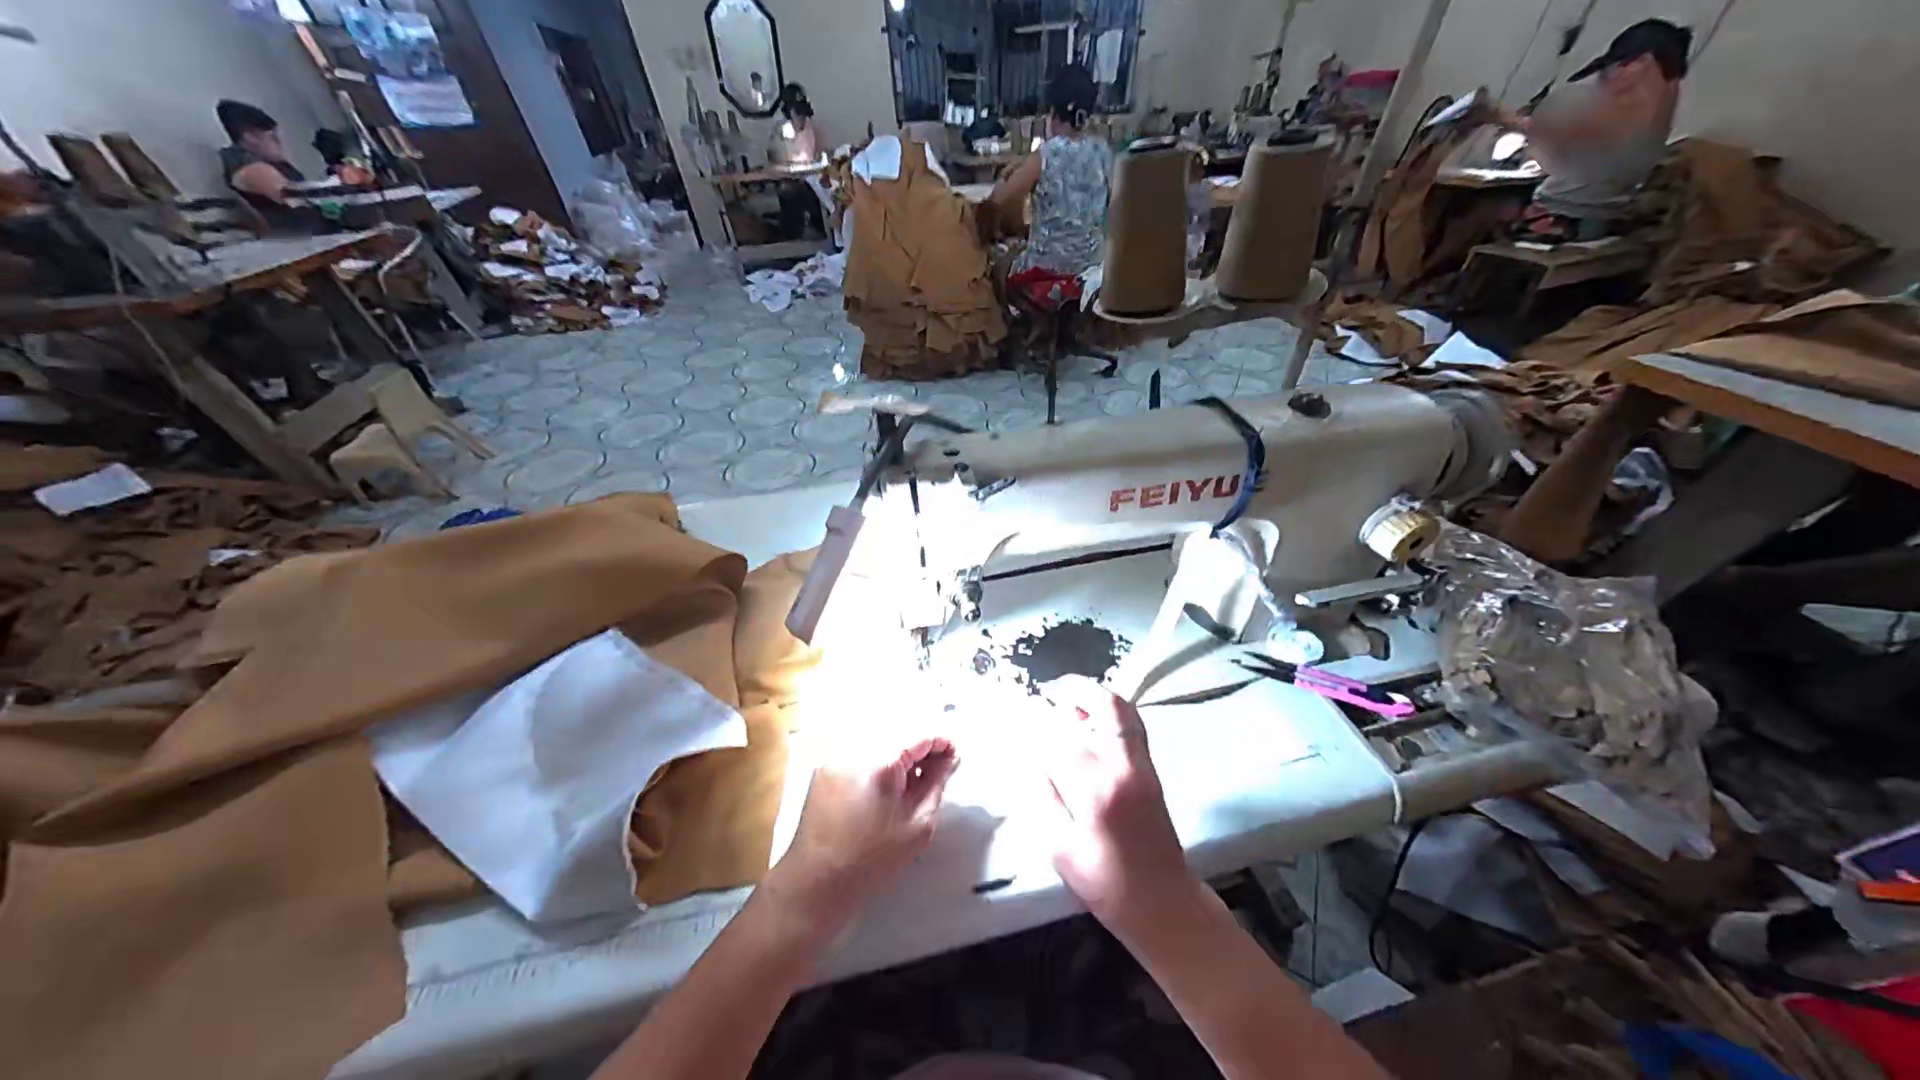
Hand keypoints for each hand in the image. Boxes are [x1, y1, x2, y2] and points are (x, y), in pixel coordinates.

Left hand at [762, 736, 958, 940]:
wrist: (818, 880)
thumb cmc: (873, 859)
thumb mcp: (918, 824)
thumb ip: (937, 783)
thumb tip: (948, 758)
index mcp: (881, 761)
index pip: (920, 733)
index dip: (941, 742)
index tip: (953, 754)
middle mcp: (855, 747)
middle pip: (898, 730)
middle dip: (920, 745)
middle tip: (935, 768)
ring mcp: (835, 754)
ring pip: (878, 737)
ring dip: (899, 750)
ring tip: (910, 778)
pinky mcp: (824, 765)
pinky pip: (859, 749)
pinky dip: (877, 757)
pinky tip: (885, 783)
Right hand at [1041, 676, 1199, 937]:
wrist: (1163, 902)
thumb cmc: (1106, 885)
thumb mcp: (1059, 849)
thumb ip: (1043, 799)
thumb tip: (1034, 762)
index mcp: (1097, 791)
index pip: (1061, 740)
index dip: (1037, 727)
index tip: (1017, 719)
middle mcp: (1124, 768)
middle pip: (1104, 708)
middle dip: (1073, 692)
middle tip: (1049, 691)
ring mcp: (1143, 765)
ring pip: (1123, 711)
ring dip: (1095, 695)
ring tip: (1068, 696)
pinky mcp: (1151, 769)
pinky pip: (1132, 724)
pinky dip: (1110, 710)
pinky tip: (1090, 717)